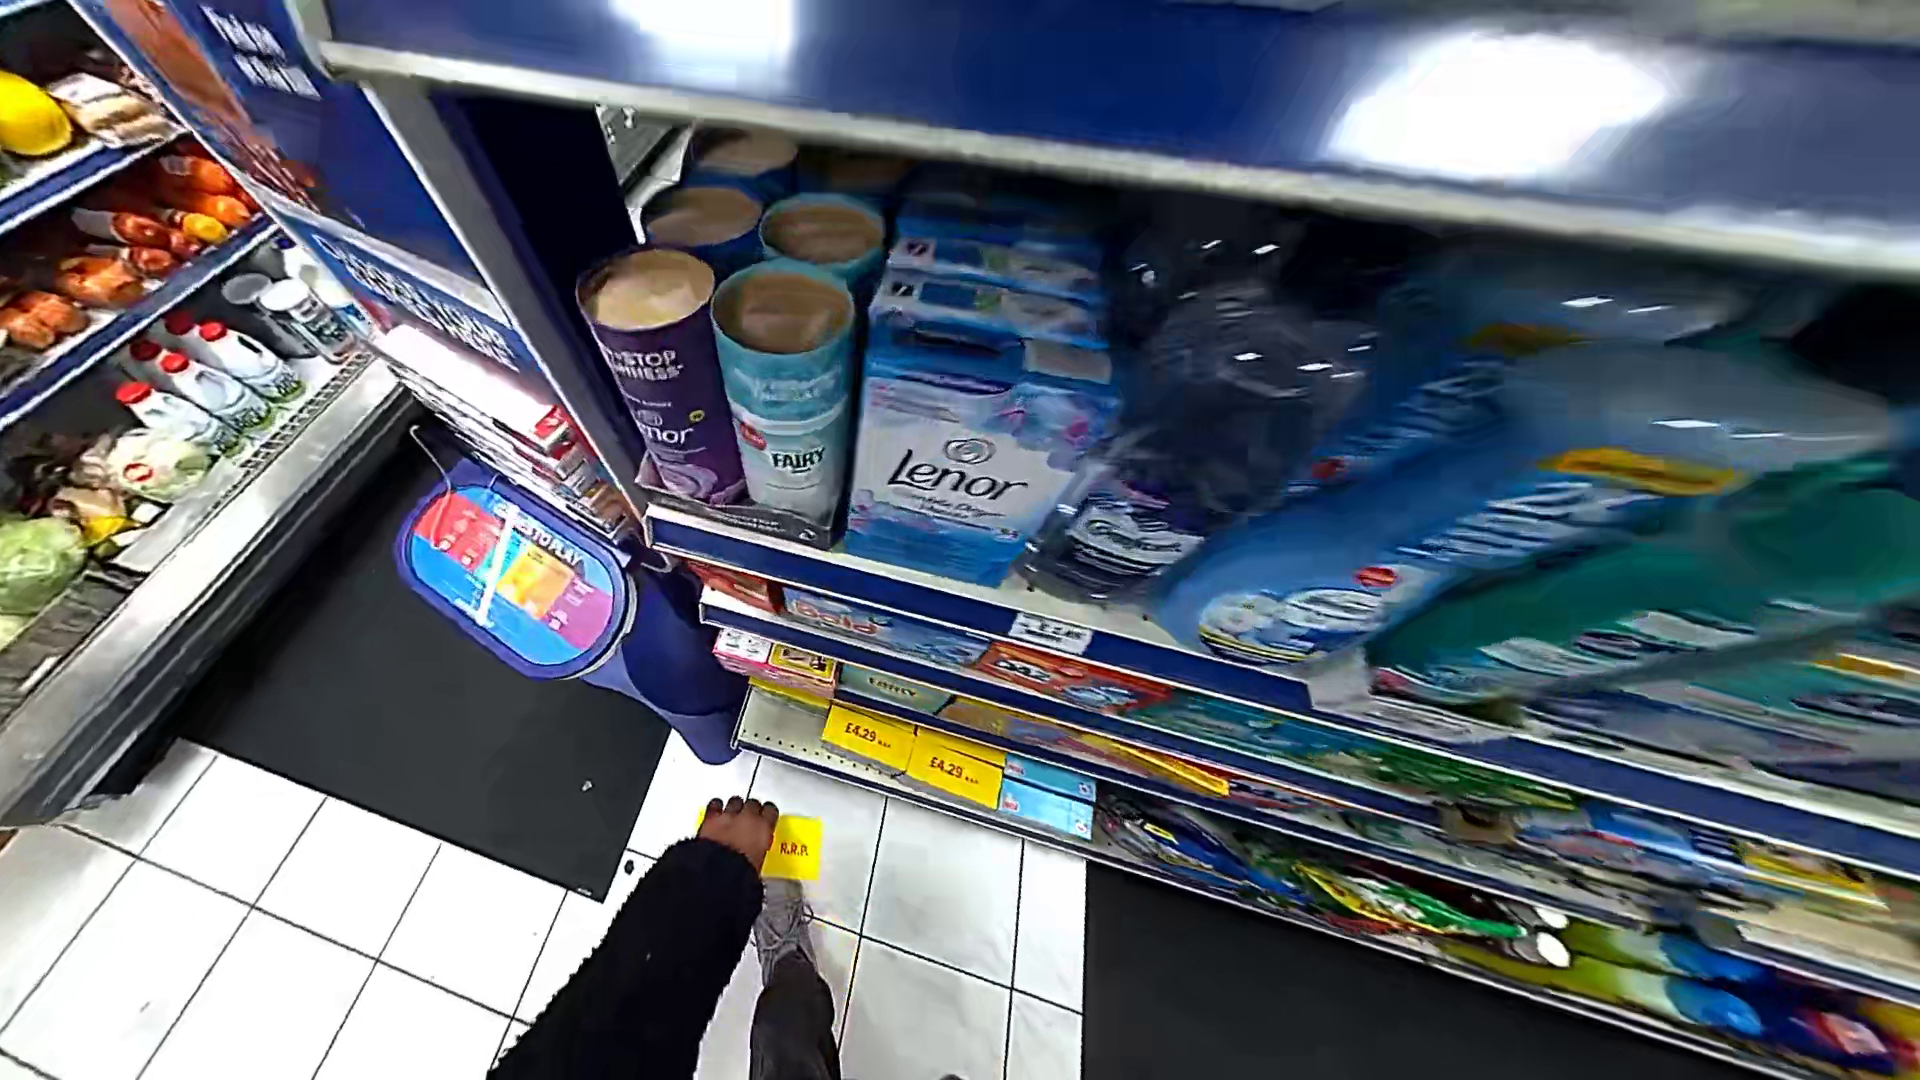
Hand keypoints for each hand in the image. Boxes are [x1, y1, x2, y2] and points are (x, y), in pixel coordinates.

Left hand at [699, 796, 778, 872]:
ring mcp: (730, 816)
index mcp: (764, 828)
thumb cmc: (741, 873)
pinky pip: (715, 804)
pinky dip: (715, 806)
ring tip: (731, 812)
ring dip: (734, 806)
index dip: (767, 813)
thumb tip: (757, 861)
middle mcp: (749, 817)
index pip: (771, 811)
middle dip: (750, 808)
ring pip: (735, 801)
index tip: (766, 816)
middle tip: (748, 816)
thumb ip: (759, 853)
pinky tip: (715, 809)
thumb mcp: (758, 865)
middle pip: (753, 803)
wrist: (717, 874)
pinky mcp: (711, 818)